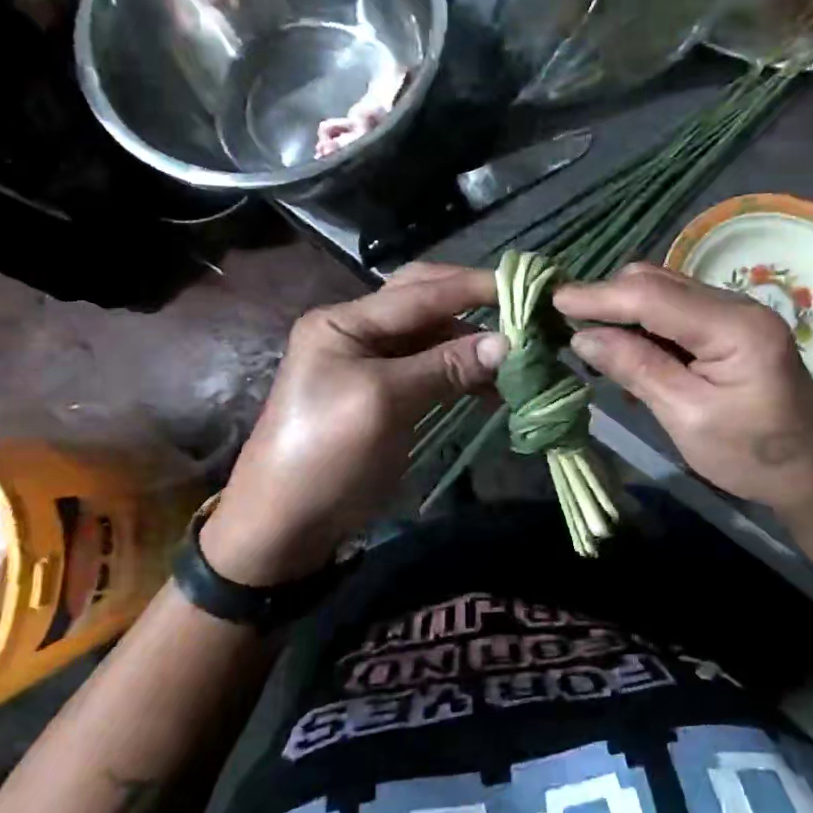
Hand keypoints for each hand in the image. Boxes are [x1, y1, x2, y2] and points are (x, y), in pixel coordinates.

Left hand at [200, 263, 505, 584]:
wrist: (285, 526)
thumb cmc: (325, 455)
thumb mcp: (383, 404)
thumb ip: (444, 367)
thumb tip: (509, 343)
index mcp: (346, 321)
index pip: (421, 291)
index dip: (474, 287)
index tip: (527, 286)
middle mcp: (360, 330)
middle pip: (426, 300)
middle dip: (474, 302)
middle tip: (525, 310)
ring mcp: (374, 361)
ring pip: (436, 335)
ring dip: (476, 341)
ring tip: (521, 352)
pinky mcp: (390, 392)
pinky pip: (435, 367)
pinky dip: (466, 371)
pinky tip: (496, 384)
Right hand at [553, 263, 812, 514]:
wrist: (811, 474)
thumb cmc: (752, 457)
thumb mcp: (687, 418)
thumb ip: (636, 369)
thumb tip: (582, 337)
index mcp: (735, 327)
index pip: (653, 296)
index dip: (600, 296)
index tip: (554, 300)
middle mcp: (738, 305)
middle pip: (658, 282)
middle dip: (608, 297)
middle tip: (564, 320)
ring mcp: (737, 311)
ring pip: (665, 290)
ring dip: (624, 307)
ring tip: (586, 331)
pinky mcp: (732, 325)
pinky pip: (677, 308)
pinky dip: (644, 319)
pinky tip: (623, 341)